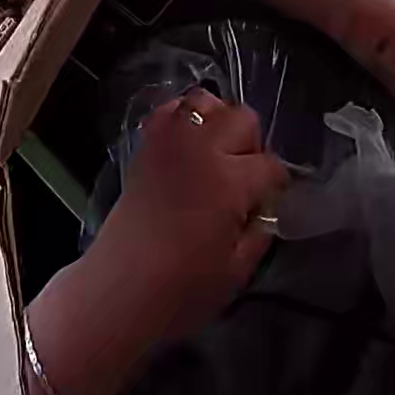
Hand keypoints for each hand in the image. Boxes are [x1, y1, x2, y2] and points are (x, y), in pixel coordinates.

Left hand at [94, 88, 287, 340]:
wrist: (117, 292)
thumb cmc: (181, 291)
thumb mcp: (238, 271)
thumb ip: (261, 230)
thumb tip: (268, 205)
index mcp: (229, 181)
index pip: (270, 165)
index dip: (276, 184)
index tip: (271, 199)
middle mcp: (201, 148)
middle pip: (244, 119)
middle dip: (252, 145)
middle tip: (243, 176)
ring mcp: (170, 140)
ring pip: (207, 101)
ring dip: (219, 123)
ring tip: (215, 153)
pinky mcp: (147, 144)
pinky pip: (171, 109)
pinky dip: (184, 118)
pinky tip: (188, 145)